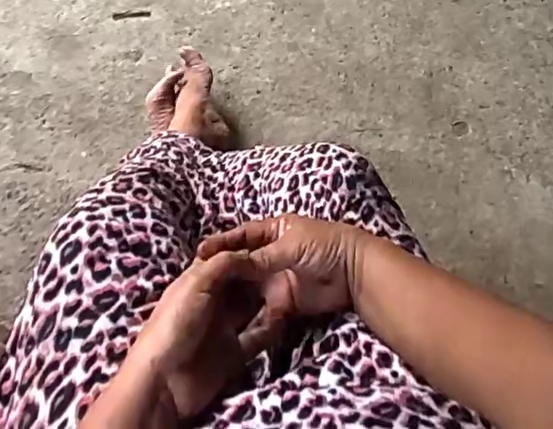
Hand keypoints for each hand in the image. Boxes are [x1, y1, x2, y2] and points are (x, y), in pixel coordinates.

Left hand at [118, 251, 279, 419]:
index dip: (246, 252)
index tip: (270, 245)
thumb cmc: (175, 322)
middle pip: (242, 282)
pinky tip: (283, 317)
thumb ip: (224, 264)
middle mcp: (213, 299)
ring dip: (268, 298)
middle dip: (261, 275)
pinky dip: (270, 327)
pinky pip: (256, 336)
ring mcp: (224, 326)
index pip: (226, 259)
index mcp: (199, 279)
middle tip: (285, 265)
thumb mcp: (197, 283)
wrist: (164, 381)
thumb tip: (252, 253)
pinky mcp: (233, 352)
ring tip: (290, 288)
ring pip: (252, 306)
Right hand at [198, 215, 367, 318]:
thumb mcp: (290, 245)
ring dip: (234, 295)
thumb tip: (234, 264)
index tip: (201, 251)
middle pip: (243, 262)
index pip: (242, 235)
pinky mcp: (285, 301)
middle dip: (224, 270)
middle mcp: (272, 253)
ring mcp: (278, 278)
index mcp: (274, 230)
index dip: (223, 243)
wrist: (353, 272)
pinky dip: (251, 315)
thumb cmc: (323, 245)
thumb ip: (262, 257)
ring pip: (250, 287)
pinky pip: (263, 308)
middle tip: (199, 281)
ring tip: (209, 304)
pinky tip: (232, 323)